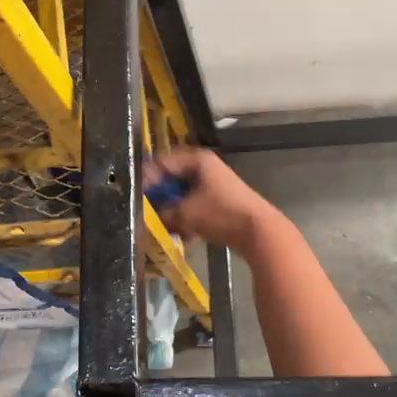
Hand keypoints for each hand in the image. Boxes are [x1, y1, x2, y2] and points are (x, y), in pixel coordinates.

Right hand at [145, 147, 282, 253]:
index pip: (161, 162)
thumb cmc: (220, 214)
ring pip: (184, 196)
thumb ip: (162, 212)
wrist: (259, 232)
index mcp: (196, 159)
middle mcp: (205, 167)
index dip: (147, 180)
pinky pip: (196, 207)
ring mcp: (215, 184)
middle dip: (161, 199)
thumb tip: (145, 215)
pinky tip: (185, 237)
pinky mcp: (221, 201)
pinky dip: (189, 219)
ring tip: (167, 229)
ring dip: (174, 213)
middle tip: (148, 214)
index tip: (136, 197)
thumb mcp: (185, 213)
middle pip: (173, 180)